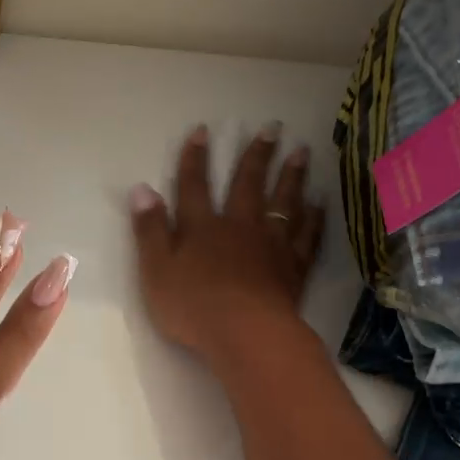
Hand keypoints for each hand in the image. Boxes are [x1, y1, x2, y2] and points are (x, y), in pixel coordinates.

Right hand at [129, 124, 323, 372]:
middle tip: (272, 128)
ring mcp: (271, 244)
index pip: (194, 187)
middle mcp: (239, 226)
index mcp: (201, 229)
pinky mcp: (292, 266)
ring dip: (291, 176)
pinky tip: (318, 205)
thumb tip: (142, 190)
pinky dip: (312, 217)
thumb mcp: (155, 271)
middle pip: (248, 185)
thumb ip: (150, 232)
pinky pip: (306, 235)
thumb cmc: (192, 306)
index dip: (195, 160)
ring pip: (283, 202)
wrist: (244, 332)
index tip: (202, 131)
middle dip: (256, 156)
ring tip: (301, 152)